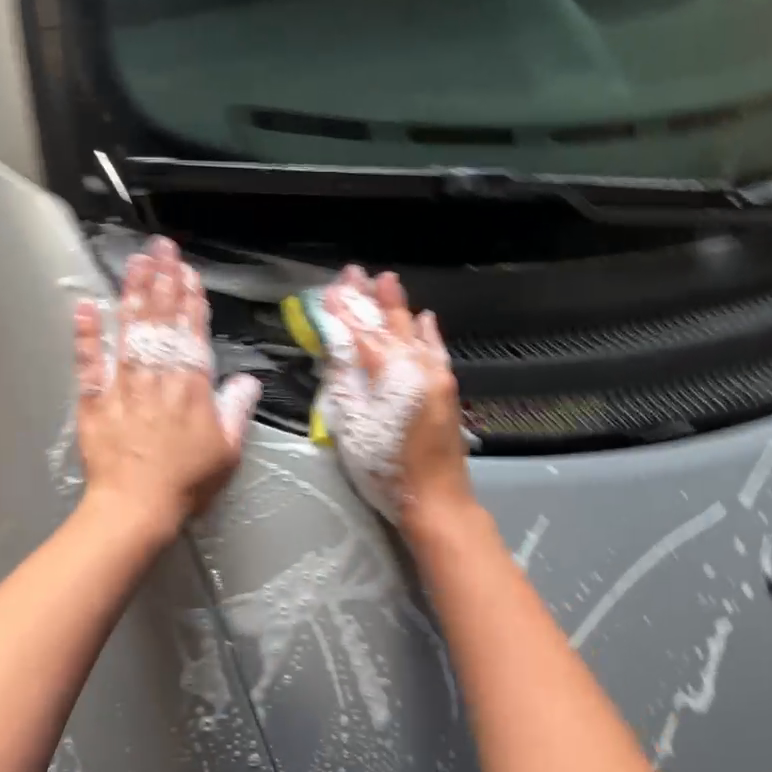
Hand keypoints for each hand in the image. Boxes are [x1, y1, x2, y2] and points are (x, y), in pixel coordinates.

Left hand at [72, 237, 260, 539]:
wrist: (135, 507)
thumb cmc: (186, 484)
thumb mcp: (227, 452)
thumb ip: (236, 411)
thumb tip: (247, 380)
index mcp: (191, 388)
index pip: (191, 333)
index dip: (190, 300)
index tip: (187, 271)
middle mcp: (157, 378)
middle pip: (160, 322)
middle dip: (162, 281)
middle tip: (161, 247)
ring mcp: (123, 386)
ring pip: (129, 332)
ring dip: (132, 293)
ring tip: (135, 261)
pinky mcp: (93, 400)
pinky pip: (89, 362)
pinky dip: (86, 333)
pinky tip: (85, 305)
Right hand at [318, 267, 475, 527]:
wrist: (436, 499)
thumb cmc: (384, 466)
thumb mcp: (350, 424)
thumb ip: (342, 378)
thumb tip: (335, 342)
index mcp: (389, 370)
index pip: (359, 331)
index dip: (340, 310)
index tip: (326, 290)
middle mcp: (416, 364)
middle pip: (388, 323)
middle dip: (369, 297)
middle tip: (354, 272)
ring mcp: (435, 375)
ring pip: (412, 330)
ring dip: (396, 306)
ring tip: (385, 280)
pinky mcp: (445, 389)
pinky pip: (435, 348)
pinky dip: (426, 331)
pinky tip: (424, 318)